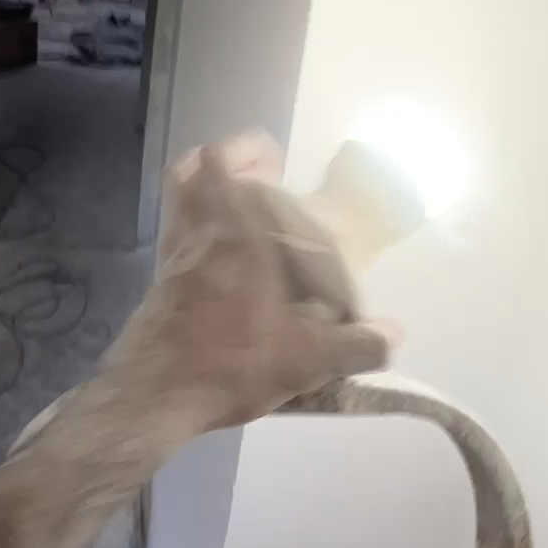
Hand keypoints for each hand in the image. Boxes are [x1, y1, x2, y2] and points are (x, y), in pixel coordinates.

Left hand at [110, 131, 399, 430]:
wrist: (154, 399)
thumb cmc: (230, 365)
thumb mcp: (304, 361)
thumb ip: (354, 345)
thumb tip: (393, 334)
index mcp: (232, 238)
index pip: (217, 163)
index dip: (241, 149)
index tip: (273, 162)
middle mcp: (195, 238)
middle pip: (185, 172)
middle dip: (216, 163)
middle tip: (254, 181)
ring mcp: (169, 261)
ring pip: (176, 205)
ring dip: (202, 197)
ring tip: (240, 219)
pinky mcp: (155, 287)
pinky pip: (174, 241)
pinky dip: (195, 237)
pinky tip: (219, 269)